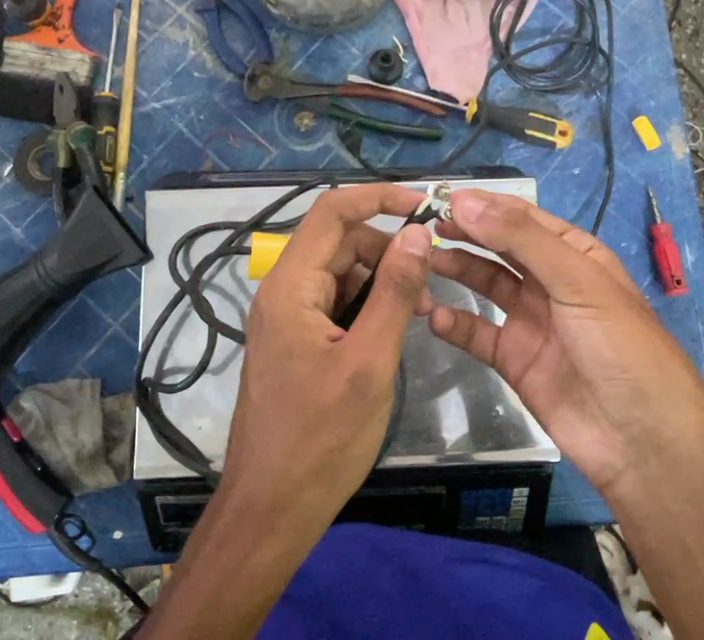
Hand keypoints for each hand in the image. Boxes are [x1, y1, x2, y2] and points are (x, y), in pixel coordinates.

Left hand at [221, 183, 432, 523]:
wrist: (273, 506)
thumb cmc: (322, 437)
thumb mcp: (369, 361)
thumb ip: (393, 292)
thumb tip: (416, 233)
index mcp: (291, 287)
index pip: (332, 212)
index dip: (378, 198)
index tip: (426, 206)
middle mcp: (284, 292)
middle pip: (340, 242)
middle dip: (388, 250)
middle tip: (430, 284)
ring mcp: (288, 319)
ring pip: (341, 274)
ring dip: (381, 281)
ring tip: (418, 314)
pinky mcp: (297, 343)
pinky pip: (336, 304)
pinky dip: (368, 307)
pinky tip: (394, 331)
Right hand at [427, 189, 703, 496]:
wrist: (641, 440)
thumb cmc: (620, 346)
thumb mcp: (577, 281)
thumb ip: (521, 239)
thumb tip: (465, 201)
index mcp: (576, 256)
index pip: (523, 219)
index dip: (484, 206)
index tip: (440, 197)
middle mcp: (552, 283)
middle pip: (500, 248)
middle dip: (466, 234)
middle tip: (423, 226)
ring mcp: (533, 322)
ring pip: (486, 285)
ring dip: (457, 270)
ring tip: (423, 260)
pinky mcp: (516, 361)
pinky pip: (479, 334)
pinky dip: (455, 324)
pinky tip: (433, 315)